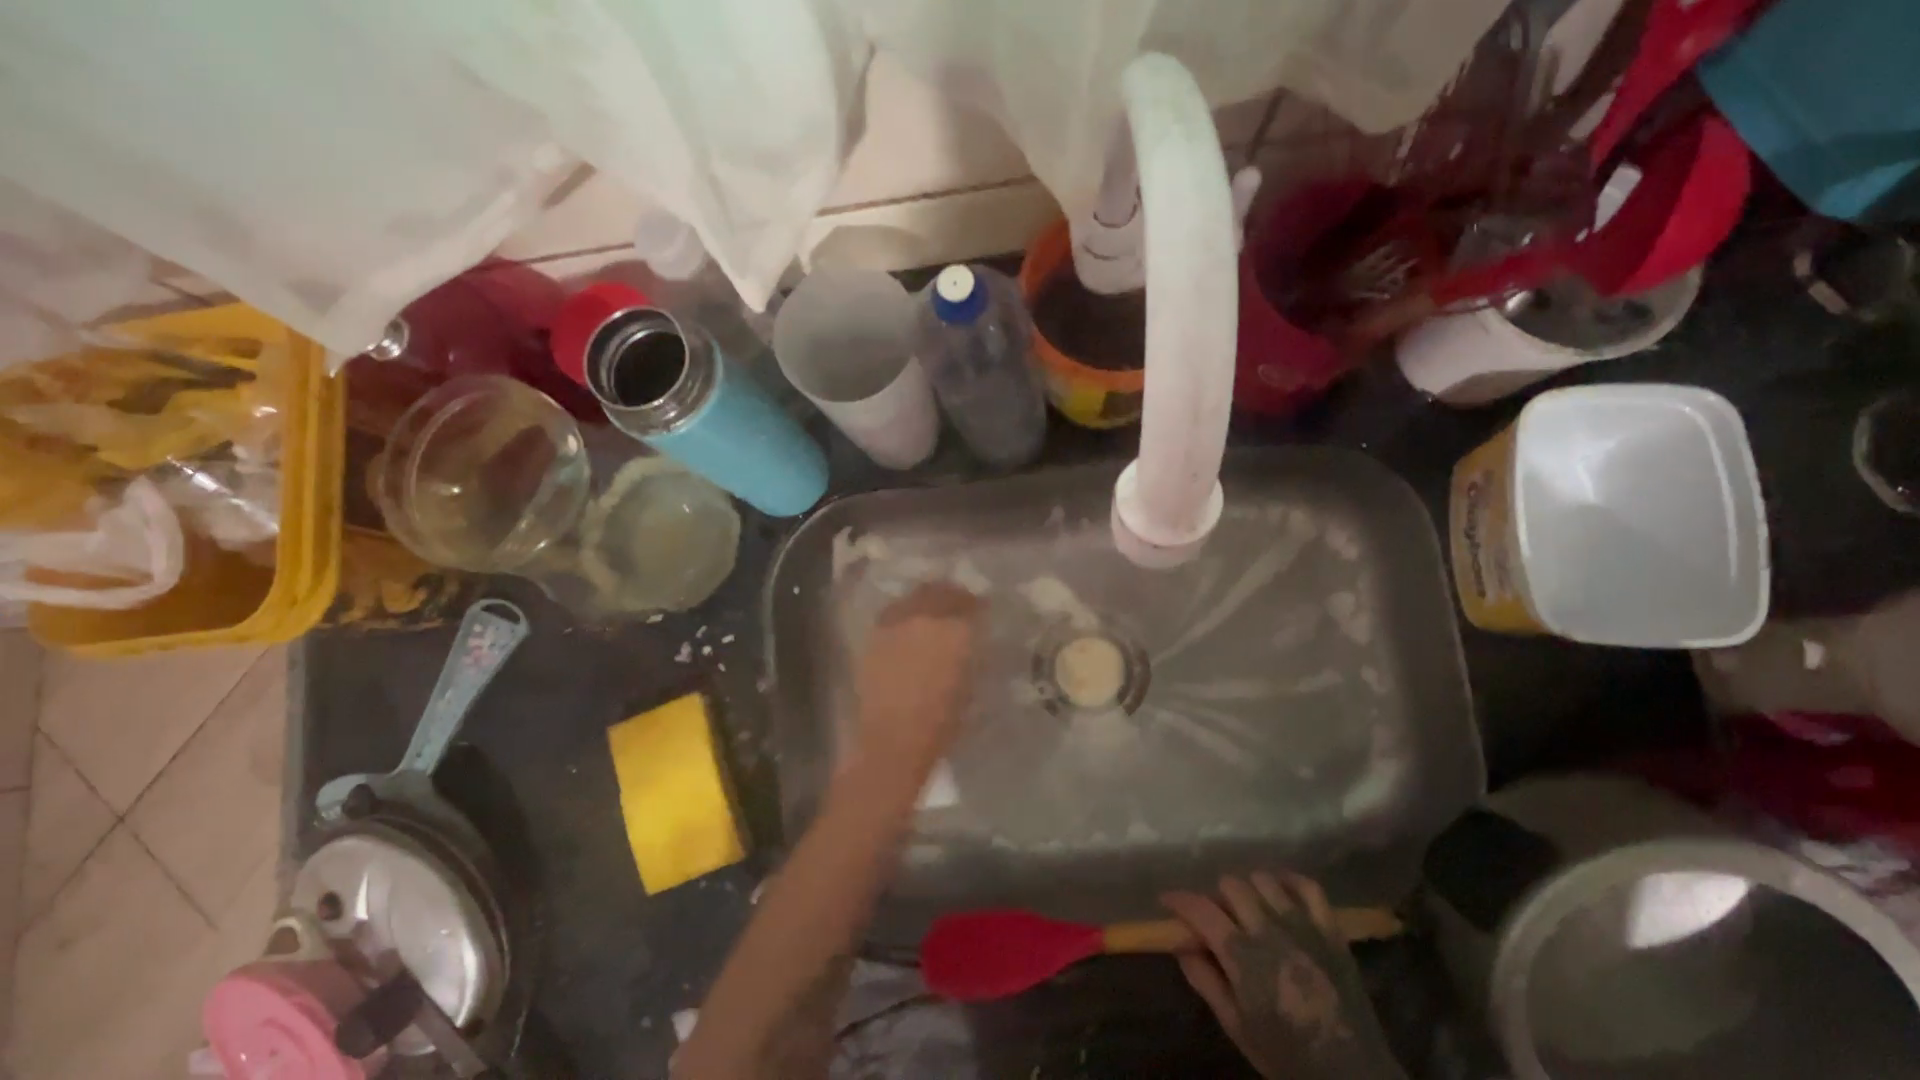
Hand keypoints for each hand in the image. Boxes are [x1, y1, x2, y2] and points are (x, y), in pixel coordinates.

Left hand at [854, 581, 981, 768]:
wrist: (894, 738)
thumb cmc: (942, 720)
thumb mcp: (971, 685)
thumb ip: (972, 652)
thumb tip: (971, 637)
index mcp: (956, 629)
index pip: (971, 602)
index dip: (977, 605)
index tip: (981, 611)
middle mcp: (925, 616)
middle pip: (940, 592)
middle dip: (951, 596)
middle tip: (957, 607)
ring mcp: (896, 622)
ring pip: (914, 598)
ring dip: (926, 602)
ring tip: (931, 615)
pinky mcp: (875, 635)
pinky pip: (894, 613)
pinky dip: (904, 615)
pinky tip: (908, 629)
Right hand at [1163, 874, 1405, 1079]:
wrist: (1350, 1072)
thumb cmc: (1285, 1054)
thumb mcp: (1235, 1025)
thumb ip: (1205, 980)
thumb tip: (1181, 944)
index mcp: (1242, 956)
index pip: (1200, 910)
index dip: (1178, 900)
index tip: (1167, 901)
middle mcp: (1270, 930)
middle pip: (1231, 886)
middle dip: (1214, 898)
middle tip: (1212, 919)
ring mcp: (1304, 926)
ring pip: (1264, 880)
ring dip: (1247, 889)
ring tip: (1245, 908)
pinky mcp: (1331, 930)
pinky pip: (1308, 887)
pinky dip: (1289, 881)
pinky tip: (1279, 890)